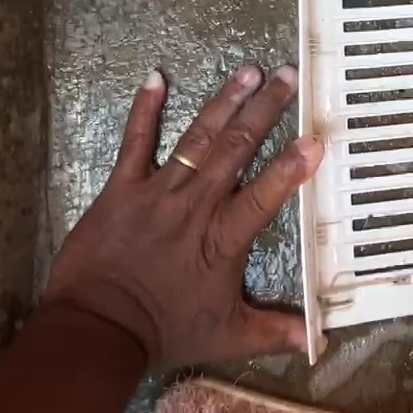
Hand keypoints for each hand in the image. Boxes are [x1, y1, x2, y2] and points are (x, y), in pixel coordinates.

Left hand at [41, 64, 323, 371]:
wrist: (94, 331)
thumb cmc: (164, 329)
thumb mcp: (227, 335)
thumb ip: (274, 331)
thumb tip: (319, 343)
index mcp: (224, 236)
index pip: (265, 195)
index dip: (290, 167)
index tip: (315, 139)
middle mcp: (197, 204)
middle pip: (236, 148)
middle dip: (265, 109)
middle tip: (287, 75)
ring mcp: (158, 190)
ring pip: (198, 138)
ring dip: (224, 101)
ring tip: (248, 69)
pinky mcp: (122, 186)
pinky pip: (135, 142)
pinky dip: (145, 109)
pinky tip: (156, 76)